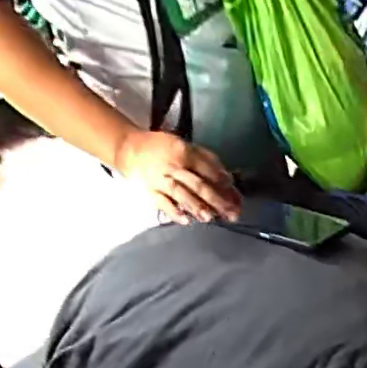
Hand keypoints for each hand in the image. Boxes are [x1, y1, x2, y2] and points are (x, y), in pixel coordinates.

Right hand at [113, 130, 241, 223]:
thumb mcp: (185, 147)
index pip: (207, 169)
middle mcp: (173, 166)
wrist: (130, 149)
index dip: (223, 183)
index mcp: (184, 152)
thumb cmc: (163, 149)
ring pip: (181, 194)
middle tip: (232, 214)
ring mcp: (161, 180)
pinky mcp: (150, 191)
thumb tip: (228, 178)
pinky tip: (186, 221)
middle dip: (217, 200)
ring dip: (197, 206)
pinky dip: (174, 212)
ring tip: (210, 218)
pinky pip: (162, 203)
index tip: (236, 196)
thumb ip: (206, 161)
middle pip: (198, 184)